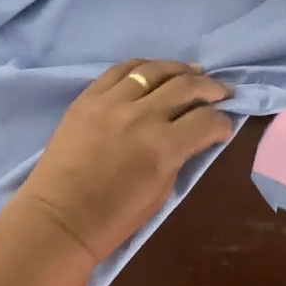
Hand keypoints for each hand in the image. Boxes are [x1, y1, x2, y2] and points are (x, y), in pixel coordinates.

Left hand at [10, 59, 234, 265]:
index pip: (206, 120)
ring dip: (179, 69)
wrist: (59, 218)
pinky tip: (154, 69)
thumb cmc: (113, 218)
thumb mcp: (161, 192)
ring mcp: (111, 102)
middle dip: (210, 87)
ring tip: (192, 71)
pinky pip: (120, 70)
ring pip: (153, 70)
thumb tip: (194, 135)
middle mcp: (141, 115)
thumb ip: (179, 156)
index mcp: (163, 147)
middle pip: (185, 86)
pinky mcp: (88, 97)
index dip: (223, 122)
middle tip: (222, 91)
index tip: (226, 125)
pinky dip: (142, 66)